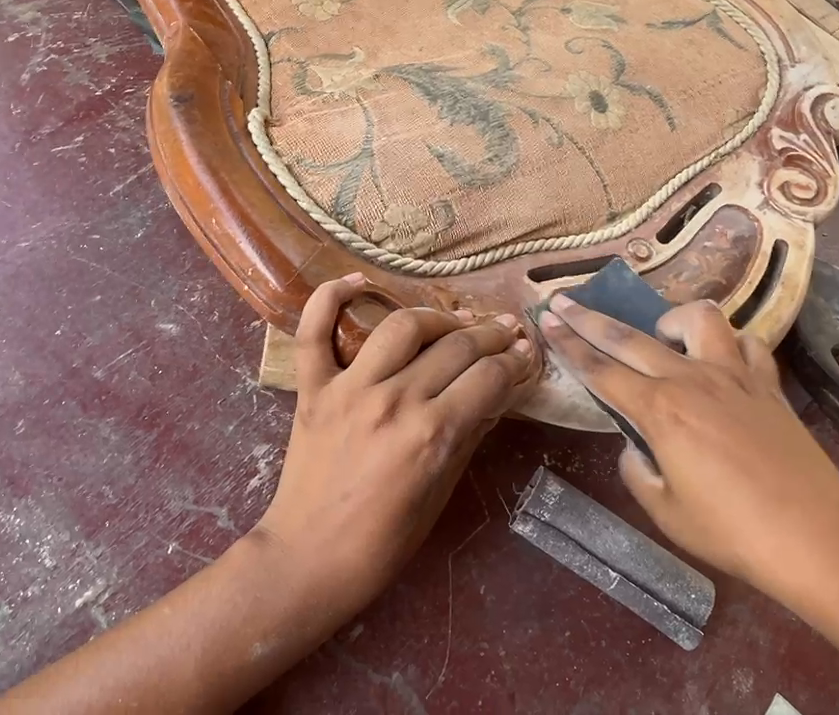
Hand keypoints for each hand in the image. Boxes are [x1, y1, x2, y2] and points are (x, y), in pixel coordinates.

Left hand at [253, 274, 540, 613]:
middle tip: (505, 332)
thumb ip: (469, 433)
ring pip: (403, 326)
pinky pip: (314, 331)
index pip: (490, 378)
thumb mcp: (443, 491)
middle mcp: (396, 400)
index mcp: (433, 433)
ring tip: (455, 321)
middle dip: (491, 336)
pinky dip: (329, 298)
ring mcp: (350, 388)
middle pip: (456, 347)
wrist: (311, 558)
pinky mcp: (312, 388)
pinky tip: (355, 281)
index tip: (527, 354)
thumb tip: (498, 392)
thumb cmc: (386, 539)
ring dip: (437, 316)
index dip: (516, 362)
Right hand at [537, 295, 838, 613]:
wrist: (817, 539)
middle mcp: (692, 380)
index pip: (600, 369)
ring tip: (663, 337)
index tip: (546, 318)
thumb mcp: (666, 512)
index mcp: (660, 411)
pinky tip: (722, 361)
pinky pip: (748, 344)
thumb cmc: (733, 533)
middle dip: (590, 317)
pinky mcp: (770, 386)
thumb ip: (637, 470)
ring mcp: (735, 377)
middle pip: (630, 337)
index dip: (568, 343)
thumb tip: (635, 445)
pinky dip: (730, 344)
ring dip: (672, 319)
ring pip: (700, 318)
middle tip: (564, 301)